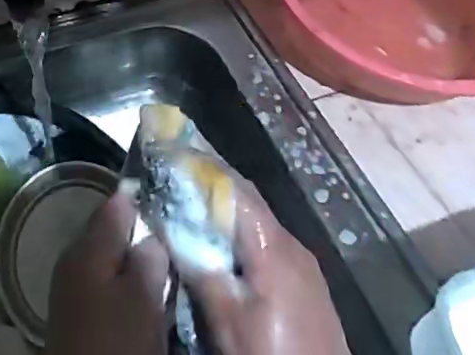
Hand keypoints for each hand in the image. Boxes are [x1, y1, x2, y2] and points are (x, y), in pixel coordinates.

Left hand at [46, 191, 169, 354]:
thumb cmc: (114, 341)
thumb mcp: (142, 298)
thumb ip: (149, 259)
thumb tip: (152, 236)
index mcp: (87, 245)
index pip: (115, 205)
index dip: (142, 200)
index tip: (167, 203)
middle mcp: (73, 255)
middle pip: (109, 231)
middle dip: (138, 233)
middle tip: (169, 241)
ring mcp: (69, 283)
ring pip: (106, 259)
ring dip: (130, 262)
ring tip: (160, 270)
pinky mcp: (73, 310)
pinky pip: (101, 283)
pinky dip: (120, 285)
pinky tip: (138, 298)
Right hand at [180, 179, 349, 354]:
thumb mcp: (227, 319)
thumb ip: (198, 267)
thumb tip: (168, 225)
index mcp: (273, 245)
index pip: (234, 187)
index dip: (201, 167)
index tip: (170, 154)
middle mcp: (292, 244)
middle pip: (248, 198)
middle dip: (210, 183)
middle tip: (173, 176)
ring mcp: (303, 264)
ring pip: (257, 218)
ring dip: (225, 207)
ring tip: (188, 205)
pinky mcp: (306, 283)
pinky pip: (267, 240)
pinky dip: (240, 230)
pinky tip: (220, 244)